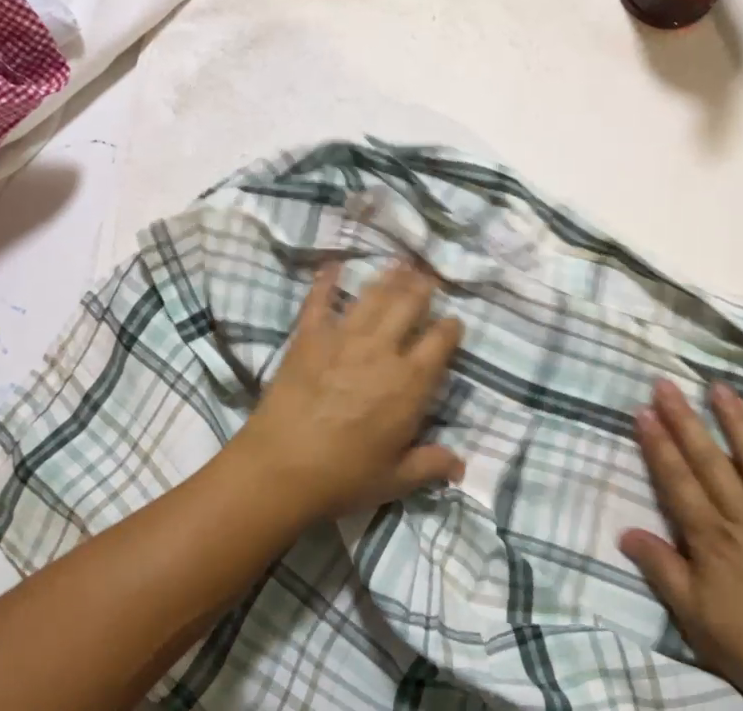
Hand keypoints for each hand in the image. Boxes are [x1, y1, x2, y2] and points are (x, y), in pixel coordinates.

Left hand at [232, 262, 464, 522]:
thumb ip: (430, 465)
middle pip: (409, 304)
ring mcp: (343, 338)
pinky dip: (327, 280)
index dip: (451, 328)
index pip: (441, 341)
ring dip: (388, 277)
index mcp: (410, 383)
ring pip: (373, 296)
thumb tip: (462, 465)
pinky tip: (333, 265)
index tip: (453, 322)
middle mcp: (382, 349)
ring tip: (399, 263)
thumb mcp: (395, 479)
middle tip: (427, 277)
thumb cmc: (343, 478)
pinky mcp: (308, 336)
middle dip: (422, 288)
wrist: (281, 468)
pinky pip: (320, 300)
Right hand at [619, 380, 742, 710]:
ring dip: (736, 422)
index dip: (658, 446)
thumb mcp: (695, 618)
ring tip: (719, 388)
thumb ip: (662, 570)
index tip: (643, 410)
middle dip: (685, 420)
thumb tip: (625, 532)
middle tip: (666, 383)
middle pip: (709, 461)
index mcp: (712, 539)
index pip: (677, 482)